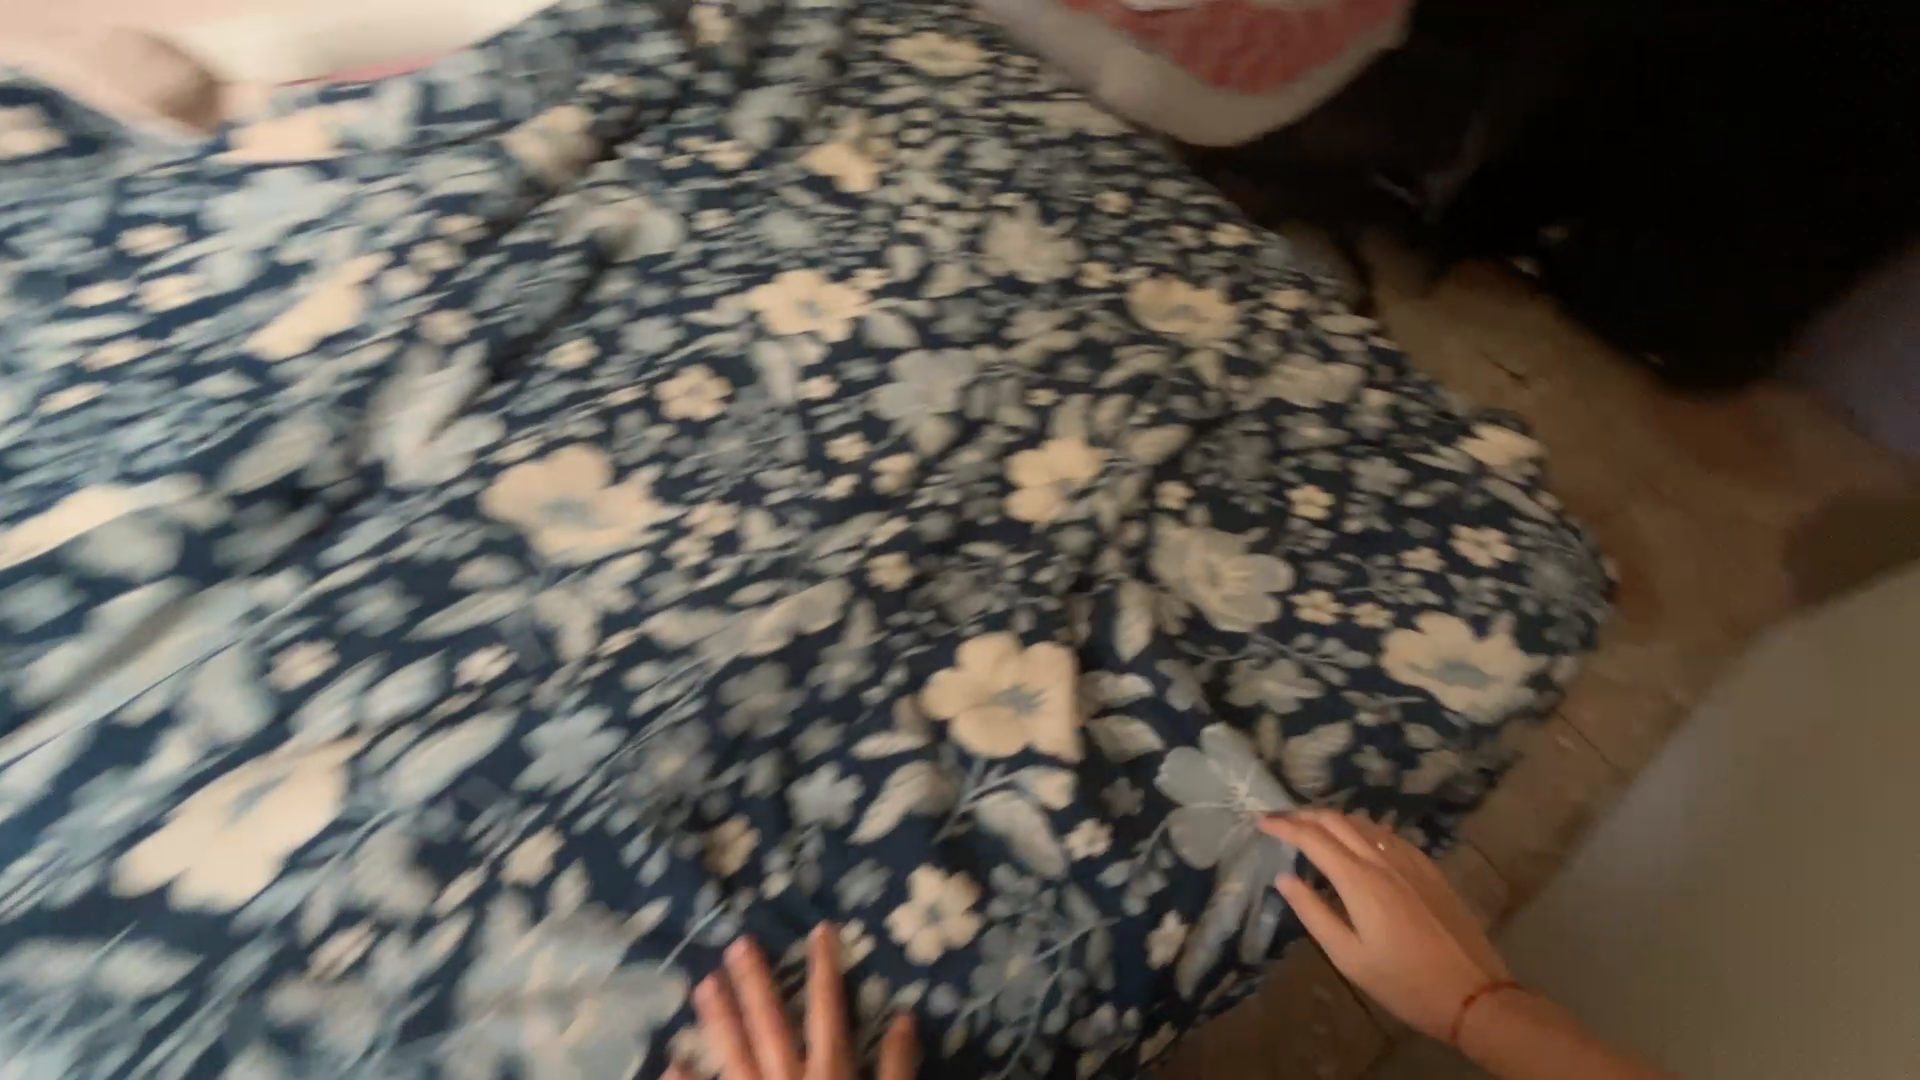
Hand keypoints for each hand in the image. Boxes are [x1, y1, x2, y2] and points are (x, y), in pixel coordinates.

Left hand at [672, 923, 916, 1079]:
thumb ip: (896, 1069)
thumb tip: (905, 1016)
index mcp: (830, 1075)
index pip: (829, 1009)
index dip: (826, 967)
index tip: (821, 929)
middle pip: (771, 1024)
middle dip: (756, 983)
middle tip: (737, 944)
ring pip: (734, 1055)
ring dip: (719, 1020)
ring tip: (702, 984)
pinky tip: (673, 1063)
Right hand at [1262, 810, 1510, 1042]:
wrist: (1477, 998)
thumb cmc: (1405, 983)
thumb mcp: (1349, 957)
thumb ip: (1313, 912)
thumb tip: (1284, 877)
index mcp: (1359, 880)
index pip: (1311, 837)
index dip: (1282, 825)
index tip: (1261, 821)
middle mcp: (1382, 860)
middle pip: (1335, 819)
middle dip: (1303, 814)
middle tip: (1282, 821)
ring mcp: (1409, 862)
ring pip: (1362, 822)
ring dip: (1332, 818)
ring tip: (1313, 828)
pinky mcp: (1429, 870)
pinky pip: (1387, 834)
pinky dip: (1362, 828)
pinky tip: (1358, 841)